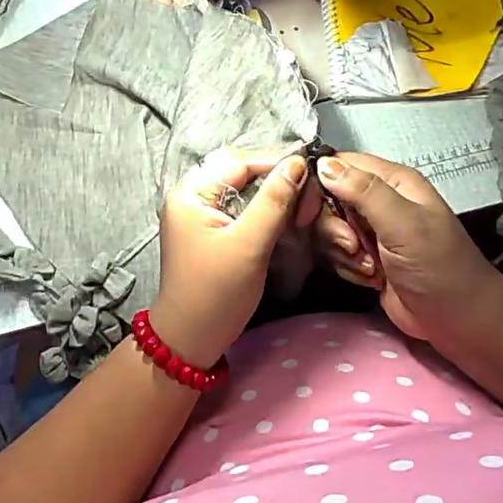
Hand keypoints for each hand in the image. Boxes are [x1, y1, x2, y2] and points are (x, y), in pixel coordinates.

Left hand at [152, 149, 313, 366]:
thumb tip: (298, 163)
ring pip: (247, 189)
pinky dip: (268, 209)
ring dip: (276, 194)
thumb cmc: (216, 294)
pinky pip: (245, 207)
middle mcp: (193, 195)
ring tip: (304, 203)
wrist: (192, 340)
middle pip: (243, 172)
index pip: (239, 161)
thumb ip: (273, 201)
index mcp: (191, 193)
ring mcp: (203, 213)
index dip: (276, 162)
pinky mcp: (214, 230)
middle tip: (310, 190)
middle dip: (278, 178)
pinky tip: (288, 216)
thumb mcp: (248, 245)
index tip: (312, 169)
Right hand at [311, 153, 502, 340]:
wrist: (458, 320)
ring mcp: (373, 231)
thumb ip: (364, 191)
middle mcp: (380, 201)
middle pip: (329, 199)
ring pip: (331, 230)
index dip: (319, 182)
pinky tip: (372, 279)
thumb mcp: (403, 223)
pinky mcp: (367, 258)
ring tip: (371, 266)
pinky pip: (338, 255)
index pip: (341, 164)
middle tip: (354, 245)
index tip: (309, 208)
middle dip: (334, 226)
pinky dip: (349, 268)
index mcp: (393, 182)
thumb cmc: (438, 267)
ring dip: (343, 252)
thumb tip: (324, 165)